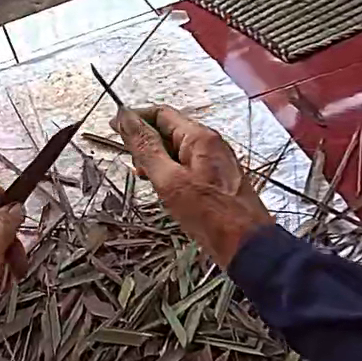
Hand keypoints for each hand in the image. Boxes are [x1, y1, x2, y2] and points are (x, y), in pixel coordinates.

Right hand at [113, 105, 273, 268]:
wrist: (246, 246)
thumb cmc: (210, 215)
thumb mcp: (168, 179)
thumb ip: (145, 147)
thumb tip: (125, 118)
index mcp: (200, 138)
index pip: (161, 114)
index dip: (135, 118)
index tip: (115, 127)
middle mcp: (210, 144)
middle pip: (168, 130)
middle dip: (144, 142)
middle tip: (129, 161)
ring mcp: (214, 161)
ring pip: (176, 149)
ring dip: (155, 158)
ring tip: (143, 177)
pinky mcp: (216, 179)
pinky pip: (185, 165)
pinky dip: (168, 171)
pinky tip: (161, 187)